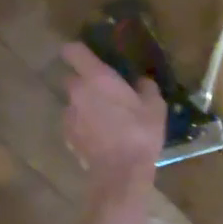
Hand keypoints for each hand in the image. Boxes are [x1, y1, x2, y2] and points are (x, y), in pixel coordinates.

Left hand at [61, 42, 165, 186]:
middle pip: (73, 78)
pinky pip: (75, 122)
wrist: (120, 173)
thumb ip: (146, 87)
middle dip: (86, 82)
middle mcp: (77, 92)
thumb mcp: (155, 106)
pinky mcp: (67, 136)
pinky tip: (101, 138)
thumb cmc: (140, 133)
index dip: (78, 50)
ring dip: (86, 106)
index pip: (73, 51)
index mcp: (97, 78)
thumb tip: (141, 81)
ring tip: (107, 120)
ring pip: (74, 102)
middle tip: (107, 93)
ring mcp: (68, 115)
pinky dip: (84, 125)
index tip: (89, 56)